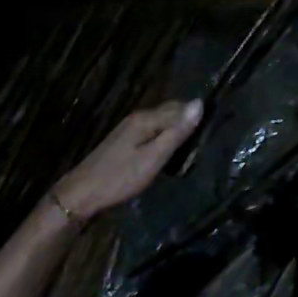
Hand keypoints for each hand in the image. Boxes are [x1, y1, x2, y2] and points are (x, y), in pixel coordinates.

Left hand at [53, 100, 203, 218]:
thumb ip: (176, 132)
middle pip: (171, 112)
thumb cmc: (120, 177)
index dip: (198, 117)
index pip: (181, 108)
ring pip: (162, 122)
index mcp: (146, 118)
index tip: (215, 130)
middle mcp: (138, 117)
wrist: (82, 193)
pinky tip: (171, 152)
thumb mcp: (153, 157)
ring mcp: (130, 128)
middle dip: (188, 121)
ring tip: (194, 147)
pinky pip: (153, 131)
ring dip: (177, 130)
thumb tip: (199, 103)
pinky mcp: (126, 141)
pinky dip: (165, 138)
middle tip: (208, 139)